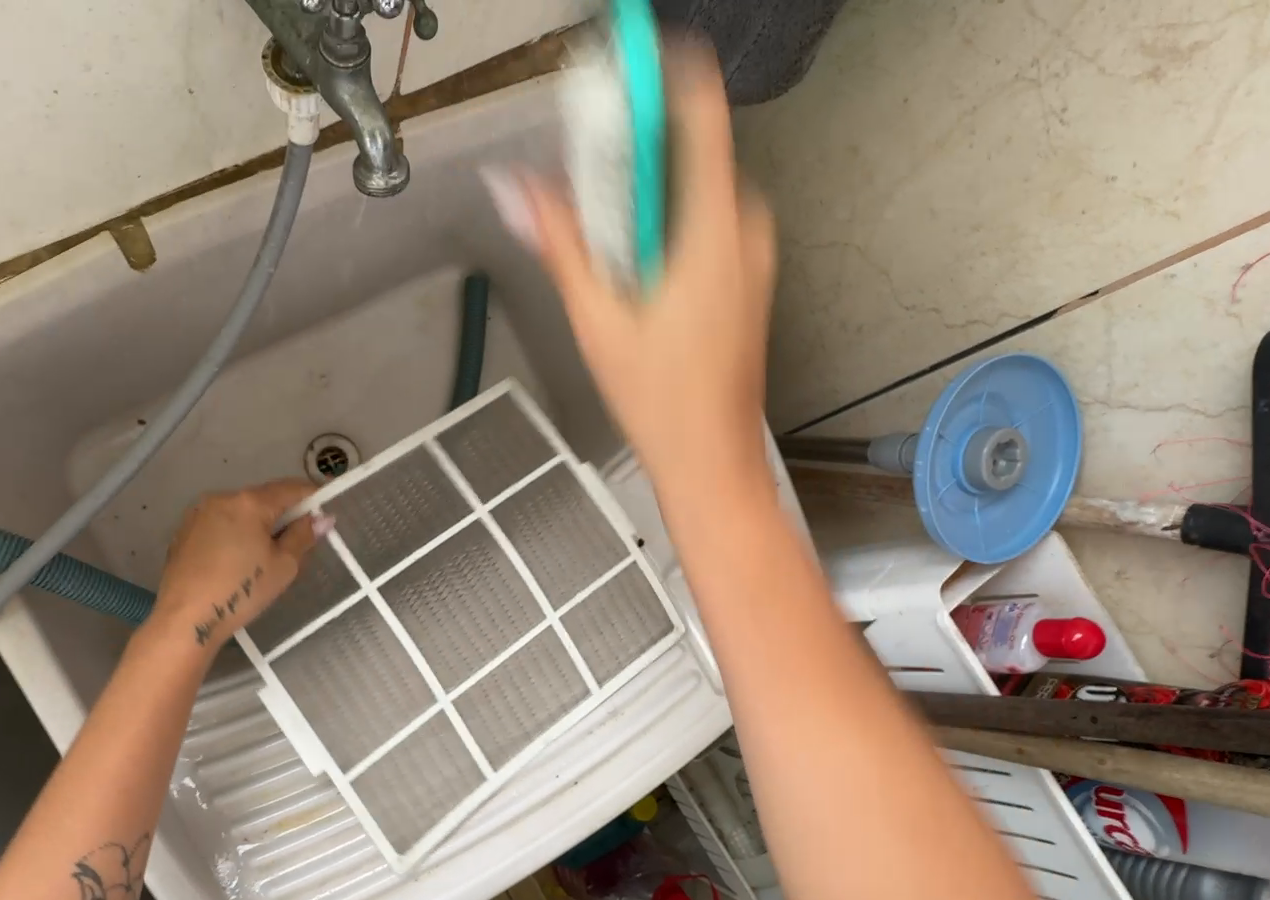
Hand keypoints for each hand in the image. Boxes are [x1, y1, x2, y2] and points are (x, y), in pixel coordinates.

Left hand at [148, 480, 326, 656]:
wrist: (185, 618)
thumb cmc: (241, 591)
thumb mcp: (283, 566)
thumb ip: (304, 536)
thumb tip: (323, 518)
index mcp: (250, 503)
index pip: (290, 488)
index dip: (312, 497)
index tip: (324, 513)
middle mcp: (222, 498)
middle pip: (263, 498)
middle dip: (283, 514)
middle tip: (296, 543)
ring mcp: (198, 513)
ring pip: (240, 511)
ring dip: (257, 524)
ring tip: (263, 556)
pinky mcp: (184, 531)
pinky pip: (219, 523)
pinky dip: (234, 533)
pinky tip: (235, 561)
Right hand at [484, 44, 776, 486]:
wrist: (710, 457)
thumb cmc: (660, 399)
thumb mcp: (597, 319)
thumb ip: (560, 243)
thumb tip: (515, 189)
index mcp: (713, 229)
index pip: (698, 112)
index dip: (657, 77)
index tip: (615, 72)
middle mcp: (746, 228)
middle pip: (685, 154)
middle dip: (630, 162)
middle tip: (583, 201)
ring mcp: (754, 251)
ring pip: (691, 191)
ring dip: (642, 204)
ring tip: (608, 264)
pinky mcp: (748, 273)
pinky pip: (703, 223)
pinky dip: (663, 230)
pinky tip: (635, 280)